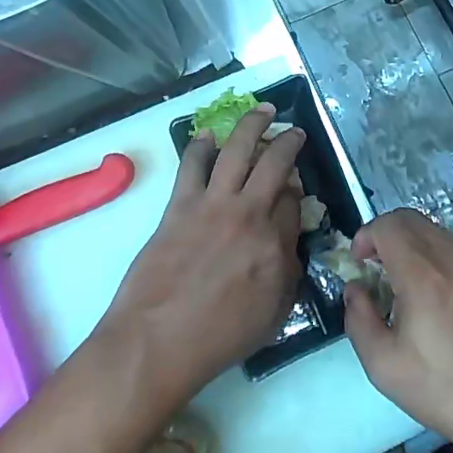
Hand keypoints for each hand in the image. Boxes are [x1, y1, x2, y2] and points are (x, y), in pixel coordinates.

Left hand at [100, 103, 304, 404]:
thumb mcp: (273, 314)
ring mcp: (211, 206)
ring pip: (237, 150)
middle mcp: (248, 214)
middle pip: (274, 163)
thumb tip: (288, 244)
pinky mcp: (178, 206)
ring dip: (252, 125)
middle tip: (294, 132)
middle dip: (288, 142)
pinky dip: (201, 145)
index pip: (294, 201)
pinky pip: (192, 165)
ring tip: (263, 110)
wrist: (156, 342)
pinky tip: (207, 135)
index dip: (297, 191)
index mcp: (276, 245)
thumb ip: (288, 273)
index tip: (294, 191)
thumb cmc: (219, 338)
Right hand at [342, 209, 452, 450]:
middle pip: (409, 218)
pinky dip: (429, 252)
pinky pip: (450, 246)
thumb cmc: (441, 388)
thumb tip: (355, 290)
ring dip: (406, 242)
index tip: (357, 264)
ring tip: (397, 279)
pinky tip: (426, 289)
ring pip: (431, 230)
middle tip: (372, 267)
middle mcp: (451, 259)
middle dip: (382, 234)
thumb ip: (358, 318)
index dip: (365, 236)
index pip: (388, 226)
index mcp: (423, 276)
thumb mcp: (383, 364)